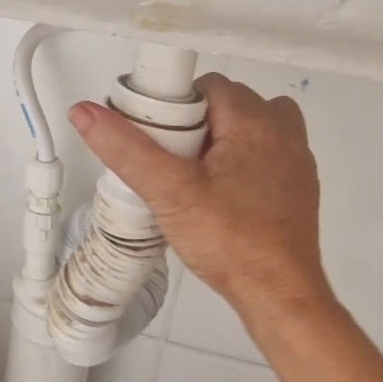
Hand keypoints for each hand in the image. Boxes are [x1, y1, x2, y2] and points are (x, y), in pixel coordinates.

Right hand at [68, 73, 329, 310]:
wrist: (279, 296)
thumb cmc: (229, 240)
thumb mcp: (167, 190)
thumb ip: (125, 148)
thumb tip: (84, 112)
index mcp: (255, 121)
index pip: (207, 85)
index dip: (175, 104)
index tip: (155, 133)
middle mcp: (284, 132)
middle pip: (228, 104)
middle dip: (195, 122)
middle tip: (168, 158)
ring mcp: (297, 162)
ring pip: (250, 127)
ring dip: (221, 139)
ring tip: (192, 173)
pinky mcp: (299, 189)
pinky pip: (265, 155)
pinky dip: (240, 161)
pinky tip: (217, 194)